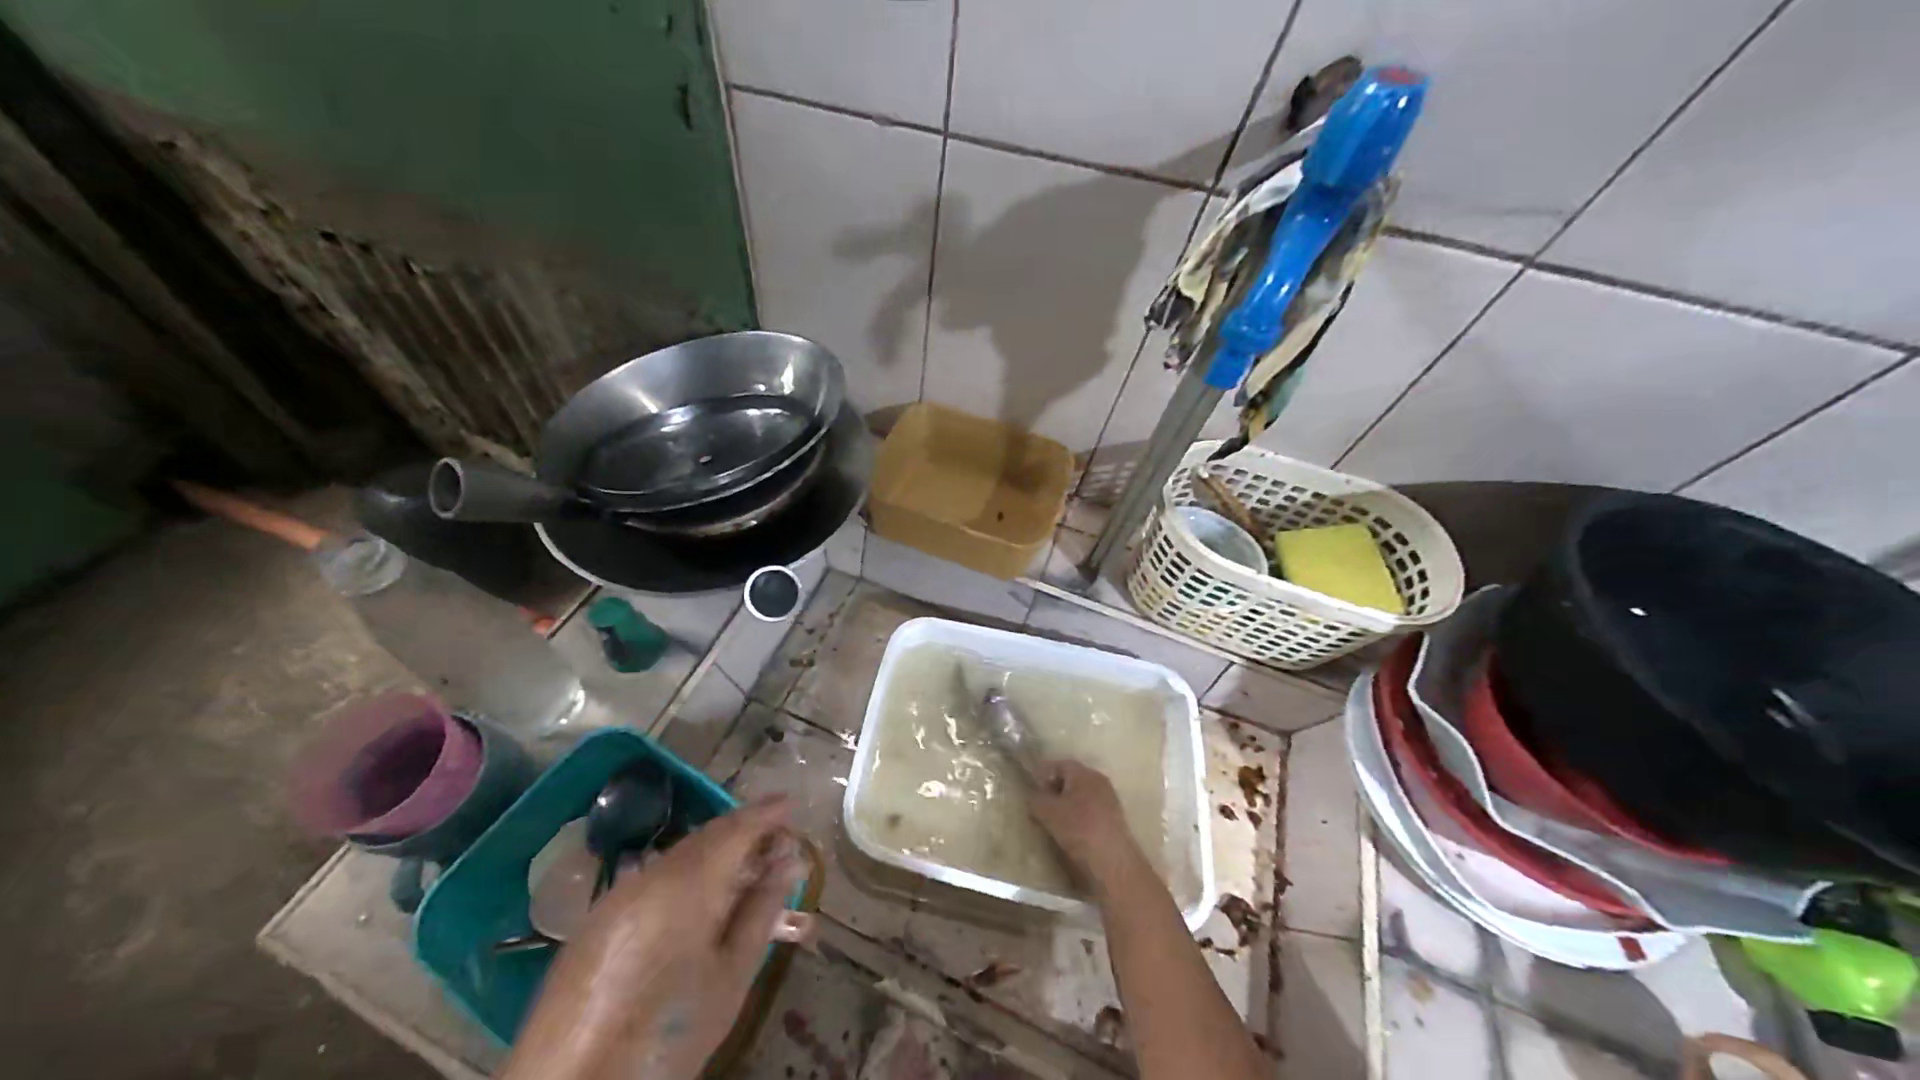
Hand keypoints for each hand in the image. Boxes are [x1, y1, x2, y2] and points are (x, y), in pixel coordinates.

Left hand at [501, 797, 805, 1079]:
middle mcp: (651, 875)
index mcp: (688, 882)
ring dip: (715, 854)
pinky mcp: (597, 920)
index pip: (736, 828)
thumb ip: (762, 909)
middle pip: (706, 837)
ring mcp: (618, 895)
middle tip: (777, 843)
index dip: (767, 813)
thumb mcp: (731, 974)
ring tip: (745, 873)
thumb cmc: (668, 1031)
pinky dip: (686, 875)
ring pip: (678, 857)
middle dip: (744, 832)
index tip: (792, 804)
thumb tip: (789, 860)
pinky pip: (653, 879)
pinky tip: (699, 902)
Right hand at [1027, 760, 1141, 889]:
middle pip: (1072, 778)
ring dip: (1068, 803)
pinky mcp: (1115, 818)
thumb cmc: (1078, 828)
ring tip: (1055, 820)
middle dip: (1055, 788)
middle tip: (1041, 804)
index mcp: (1083, 773)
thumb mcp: (1047, 813)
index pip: (1060, 764)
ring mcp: (1110, 799)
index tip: (1032, 789)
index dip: (1043, 774)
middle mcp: (1099, 780)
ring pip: (1082, 795)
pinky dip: (1079, 815)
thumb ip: (1035, 800)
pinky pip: (1091, 809)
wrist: (1113, 861)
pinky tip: (1072, 831)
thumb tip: (1032, 796)